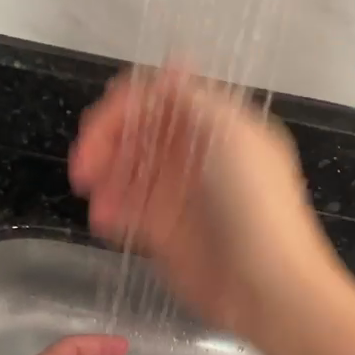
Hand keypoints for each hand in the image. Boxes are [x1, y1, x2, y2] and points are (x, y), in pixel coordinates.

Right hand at [68, 65, 345, 337]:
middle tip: (85, 167)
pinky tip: (105, 221)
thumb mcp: (232, 139)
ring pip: (126, 172)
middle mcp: (196, 157)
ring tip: (96, 199)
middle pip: (137, 134)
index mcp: (217, 128)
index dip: (126, 108)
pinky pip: (127, 211)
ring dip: (105, 178)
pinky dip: (110, 211)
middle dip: (107, 142)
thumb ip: (195, 101)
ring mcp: (179, 196)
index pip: (161, 100)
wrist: (269, 287)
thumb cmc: (257, 208)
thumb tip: (171, 66)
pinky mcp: (165, 233)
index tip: (99, 129)